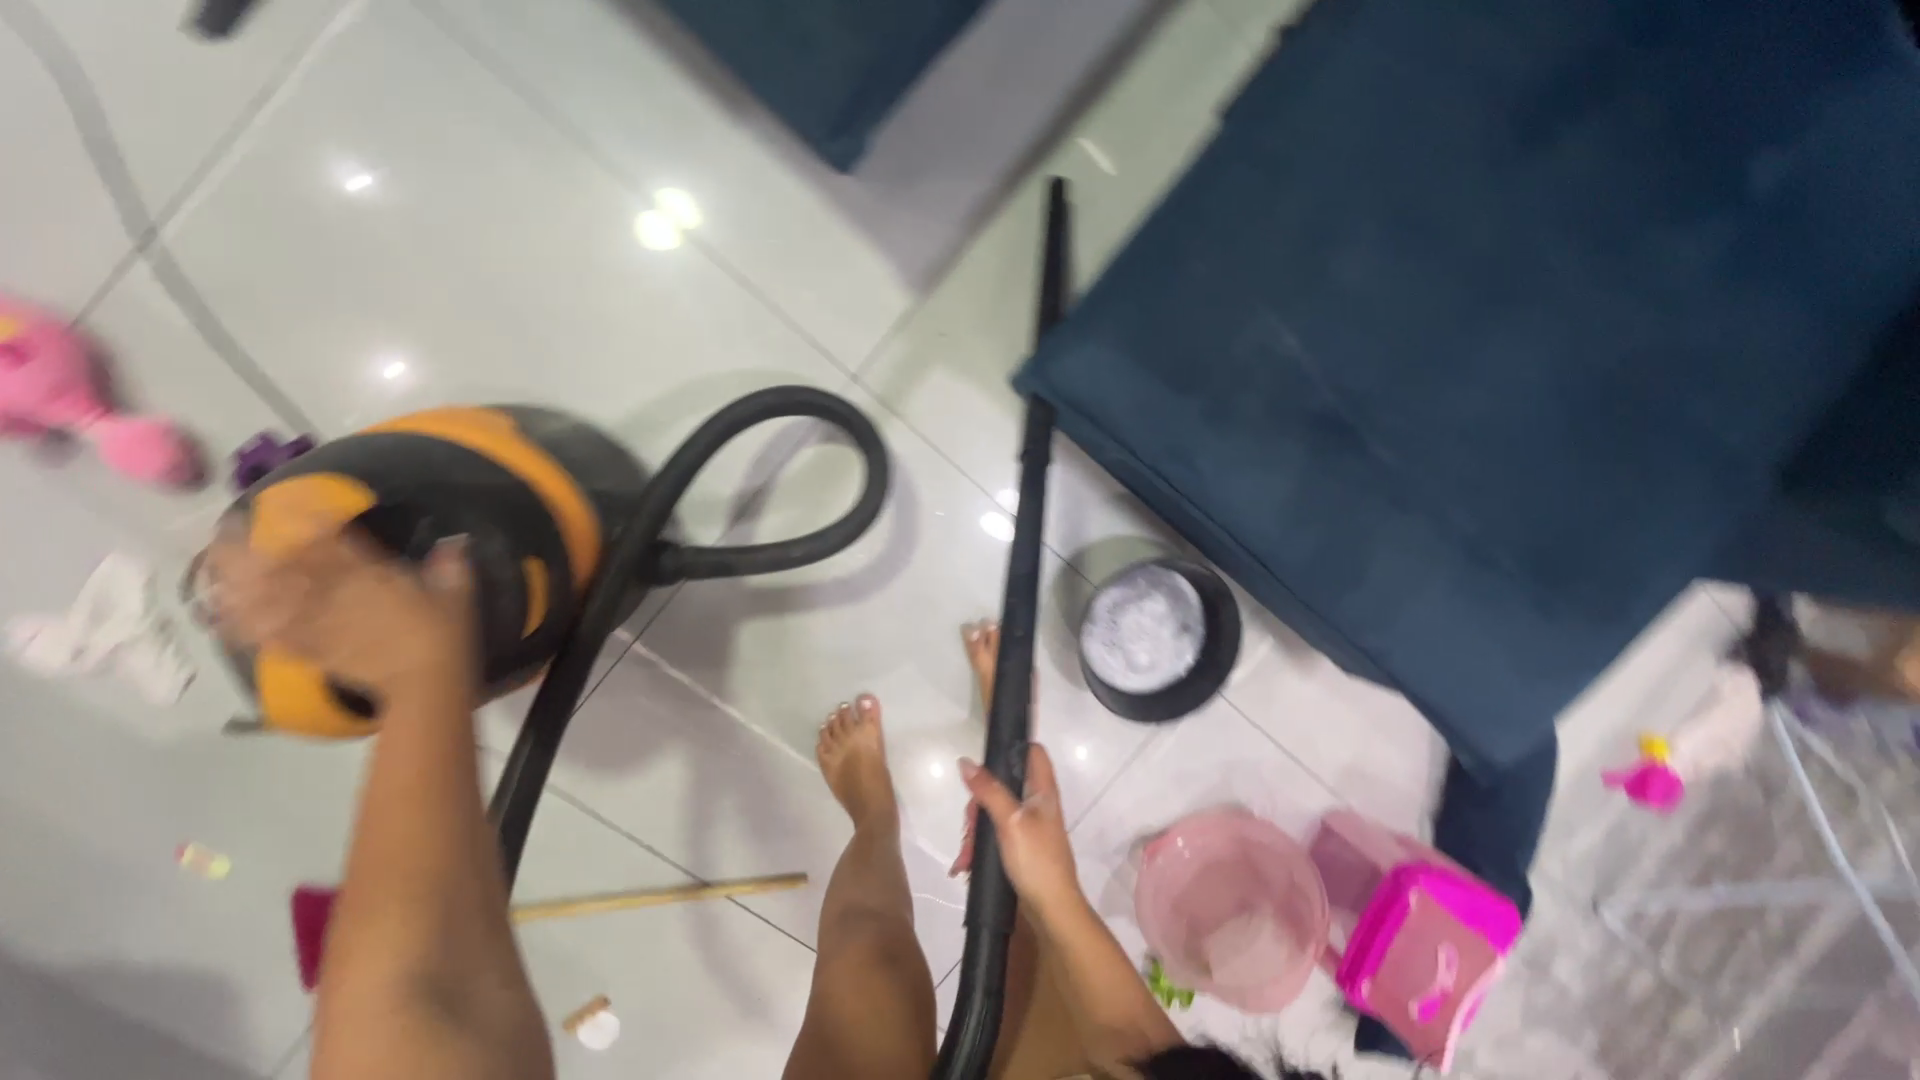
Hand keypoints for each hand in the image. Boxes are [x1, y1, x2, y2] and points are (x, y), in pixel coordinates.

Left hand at [205, 526, 478, 701]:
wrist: (428, 684)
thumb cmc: (445, 635)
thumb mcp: (457, 594)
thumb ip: (451, 565)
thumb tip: (454, 542)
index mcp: (370, 574)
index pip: (329, 541)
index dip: (306, 522)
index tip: (288, 507)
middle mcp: (334, 593)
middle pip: (281, 567)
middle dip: (249, 550)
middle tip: (222, 533)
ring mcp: (317, 622)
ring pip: (265, 598)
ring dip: (234, 584)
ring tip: (211, 570)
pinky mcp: (311, 649)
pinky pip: (268, 635)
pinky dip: (242, 625)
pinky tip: (222, 616)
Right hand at [955, 744, 1084, 918]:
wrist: (1052, 910)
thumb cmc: (1036, 860)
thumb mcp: (1010, 821)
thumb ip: (988, 790)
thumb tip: (966, 762)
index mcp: (1042, 791)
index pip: (1033, 752)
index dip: (1013, 745)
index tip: (987, 754)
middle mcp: (1036, 804)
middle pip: (1002, 785)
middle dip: (979, 804)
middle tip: (971, 823)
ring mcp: (1028, 827)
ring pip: (993, 814)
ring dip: (975, 832)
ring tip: (966, 855)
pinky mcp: (1019, 848)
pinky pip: (993, 837)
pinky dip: (979, 848)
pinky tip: (967, 864)